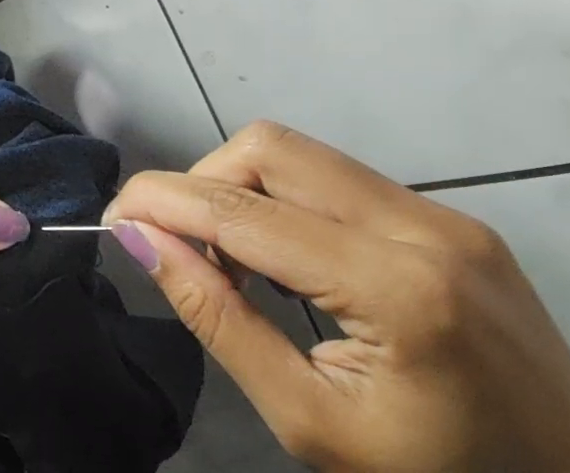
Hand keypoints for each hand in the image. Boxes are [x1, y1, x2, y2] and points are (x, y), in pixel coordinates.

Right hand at [103, 121, 569, 472]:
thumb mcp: (308, 418)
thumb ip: (217, 318)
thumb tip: (139, 239)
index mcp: (396, 286)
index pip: (240, 208)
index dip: (159, 202)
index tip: (112, 221)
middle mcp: (427, 229)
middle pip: (270, 150)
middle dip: (199, 182)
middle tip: (176, 245)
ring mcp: (450, 220)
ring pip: (301, 156)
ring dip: (240, 189)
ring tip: (231, 260)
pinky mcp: (457, 225)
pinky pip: (339, 182)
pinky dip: (284, 202)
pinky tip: (285, 260)